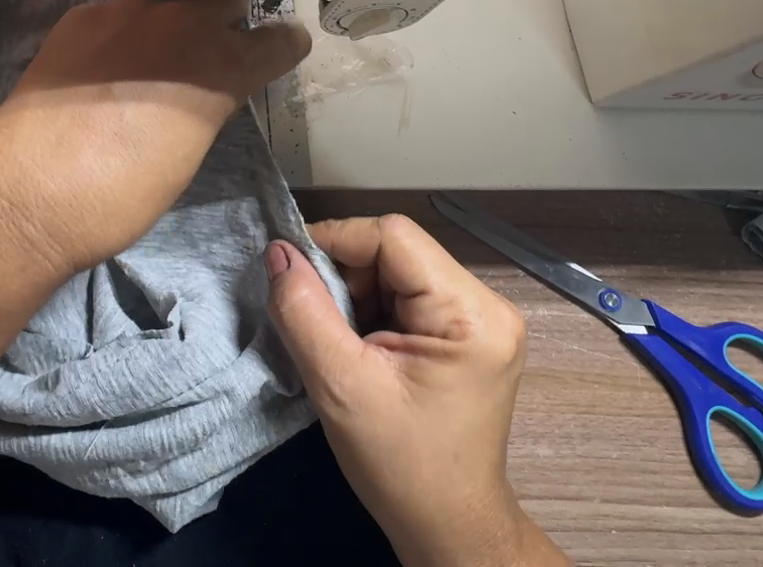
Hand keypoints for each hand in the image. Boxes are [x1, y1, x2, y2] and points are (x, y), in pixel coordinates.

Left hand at [0, 0, 309, 276]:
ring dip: (162, 30)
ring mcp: (129, 13)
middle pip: (221, 1)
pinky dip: (115, 37)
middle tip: (200, 57)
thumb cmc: (121, 197)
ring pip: (163, 6)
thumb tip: (200, 89)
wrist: (30, 190)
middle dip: (221, 23)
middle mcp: (183, 27)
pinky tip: (93, 70)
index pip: (279, 40)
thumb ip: (206, 105)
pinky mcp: (82, 15)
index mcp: (223, 70)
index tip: (277, 51)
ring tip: (134, 70)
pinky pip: (115, 16)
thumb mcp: (189, 154)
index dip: (280, 46)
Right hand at [264, 216, 568, 566]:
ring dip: (351, 291)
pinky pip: (401, 293)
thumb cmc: (399, 465)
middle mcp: (484, 304)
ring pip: (393, 269)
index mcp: (471, 314)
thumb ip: (303, 310)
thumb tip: (278, 251)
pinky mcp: (461, 332)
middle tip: (311, 314)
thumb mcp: (339, 385)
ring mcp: (477, 318)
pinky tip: (353, 343)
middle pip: (394, 250)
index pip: (393, 236)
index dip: (334, 240)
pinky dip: (366, 308)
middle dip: (342, 274)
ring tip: (333, 336)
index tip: (289, 268)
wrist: (445, 527)